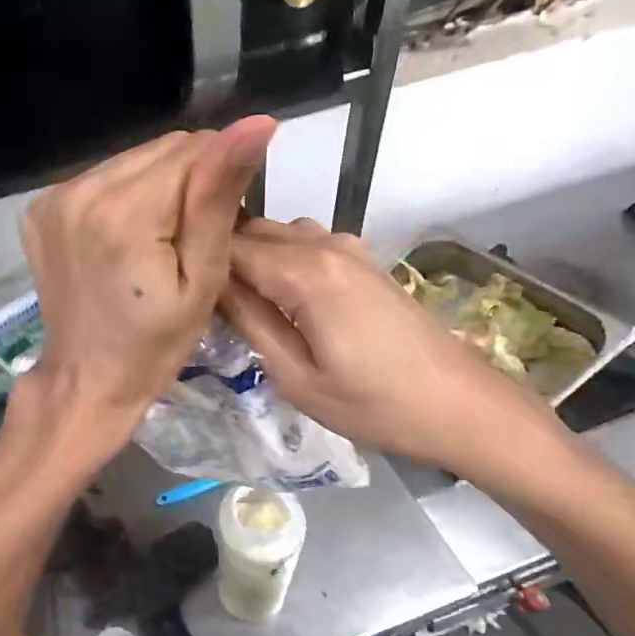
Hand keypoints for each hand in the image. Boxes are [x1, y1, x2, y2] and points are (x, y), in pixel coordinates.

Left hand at [20, 117, 276, 443]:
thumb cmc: (154, 345)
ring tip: (158, 242)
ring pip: (134, 159)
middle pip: (162, 148)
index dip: (219, 180)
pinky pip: (102, 177)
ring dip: (157, 186)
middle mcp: (80, 189)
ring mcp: (53, 197)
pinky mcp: (40, 207)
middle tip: (188, 241)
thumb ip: (220, 197)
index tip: (217, 228)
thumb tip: (255, 124)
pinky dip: (124, 197)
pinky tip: (125, 240)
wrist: (86, 379)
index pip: (194, 148)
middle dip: (188, 182)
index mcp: (124, 211)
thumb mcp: (201, 279)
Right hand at [218, 218, 574, 488]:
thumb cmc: (374, 403)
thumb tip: (210, 285)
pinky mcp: (364, 260)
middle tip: (197, 293)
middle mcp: (324, 245)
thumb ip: (250, 322)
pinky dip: (282, 259)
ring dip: (252, 255)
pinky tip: (279, 295)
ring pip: (279, 234)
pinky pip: (307, 244)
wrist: (460, 405)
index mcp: (304, 271)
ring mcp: (349, 247)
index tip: (174, 281)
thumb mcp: (296, 376)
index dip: (197, 258)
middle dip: (221, 253)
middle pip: (252, 230)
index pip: (229, 244)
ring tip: (233, 296)